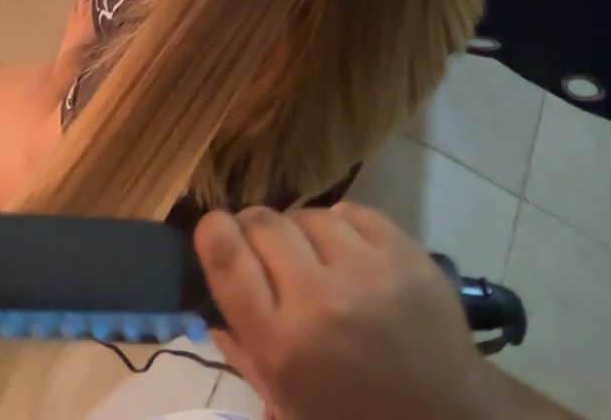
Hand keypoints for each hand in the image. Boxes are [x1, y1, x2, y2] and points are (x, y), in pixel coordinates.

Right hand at [196, 204, 488, 419]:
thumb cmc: (353, 417)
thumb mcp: (285, 401)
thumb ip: (242, 349)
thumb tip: (205, 298)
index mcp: (282, 345)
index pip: (228, 260)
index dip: (212, 232)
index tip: (213, 229)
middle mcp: (320, 301)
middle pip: (264, 224)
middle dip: (254, 230)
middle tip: (263, 248)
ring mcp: (367, 273)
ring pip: (308, 214)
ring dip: (300, 230)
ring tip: (311, 253)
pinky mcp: (405, 254)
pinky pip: (353, 212)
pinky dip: (341, 225)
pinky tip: (345, 249)